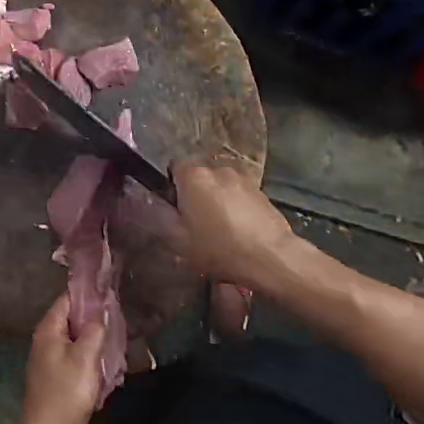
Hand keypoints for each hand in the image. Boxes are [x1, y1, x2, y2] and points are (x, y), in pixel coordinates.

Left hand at [17, 294, 106, 423]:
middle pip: (73, 319)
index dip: (89, 293)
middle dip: (96, 320)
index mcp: (48, 329)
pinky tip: (108, 368)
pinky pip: (77, 359)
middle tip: (121, 321)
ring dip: (96, 342)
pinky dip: (91, 360)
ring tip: (119, 343)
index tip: (113, 292)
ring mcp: (49, 359)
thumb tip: (102, 305)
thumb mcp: (86, 358)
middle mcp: (45, 340)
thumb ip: (95, 329)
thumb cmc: (65, 394)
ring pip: (77, 341)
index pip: (68, 298)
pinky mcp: (56, 377)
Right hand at [171, 162, 302, 287]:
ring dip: (217, 201)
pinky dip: (237, 208)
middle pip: (199, 177)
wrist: (272, 258)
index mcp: (193, 176)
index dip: (172, 186)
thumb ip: (161, 216)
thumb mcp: (178, 239)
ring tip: (221, 230)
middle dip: (196, 194)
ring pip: (221, 187)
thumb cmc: (219, 248)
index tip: (175, 208)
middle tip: (195, 223)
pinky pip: (240, 196)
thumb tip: (152, 203)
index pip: (174, 166)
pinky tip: (240, 232)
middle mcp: (218, 170)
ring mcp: (244, 179)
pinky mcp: (262, 193)